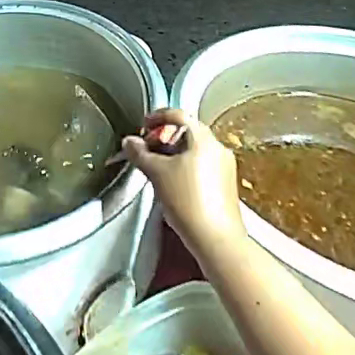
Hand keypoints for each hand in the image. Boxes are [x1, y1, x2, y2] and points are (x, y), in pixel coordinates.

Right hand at [121, 109, 245, 258]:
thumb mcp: (157, 174)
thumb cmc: (189, 202)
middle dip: (164, 137)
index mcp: (203, 137)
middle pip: (187, 131)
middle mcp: (218, 147)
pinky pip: (202, 164)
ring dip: (173, 152)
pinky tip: (173, 182)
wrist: (216, 239)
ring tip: (156, 167)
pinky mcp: (225, 183)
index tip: (144, 125)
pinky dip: (185, 165)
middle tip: (146, 147)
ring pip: (194, 149)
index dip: (157, 117)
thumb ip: (140, 153)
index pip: (179, 114)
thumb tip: (129, 142)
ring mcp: (224, 165)